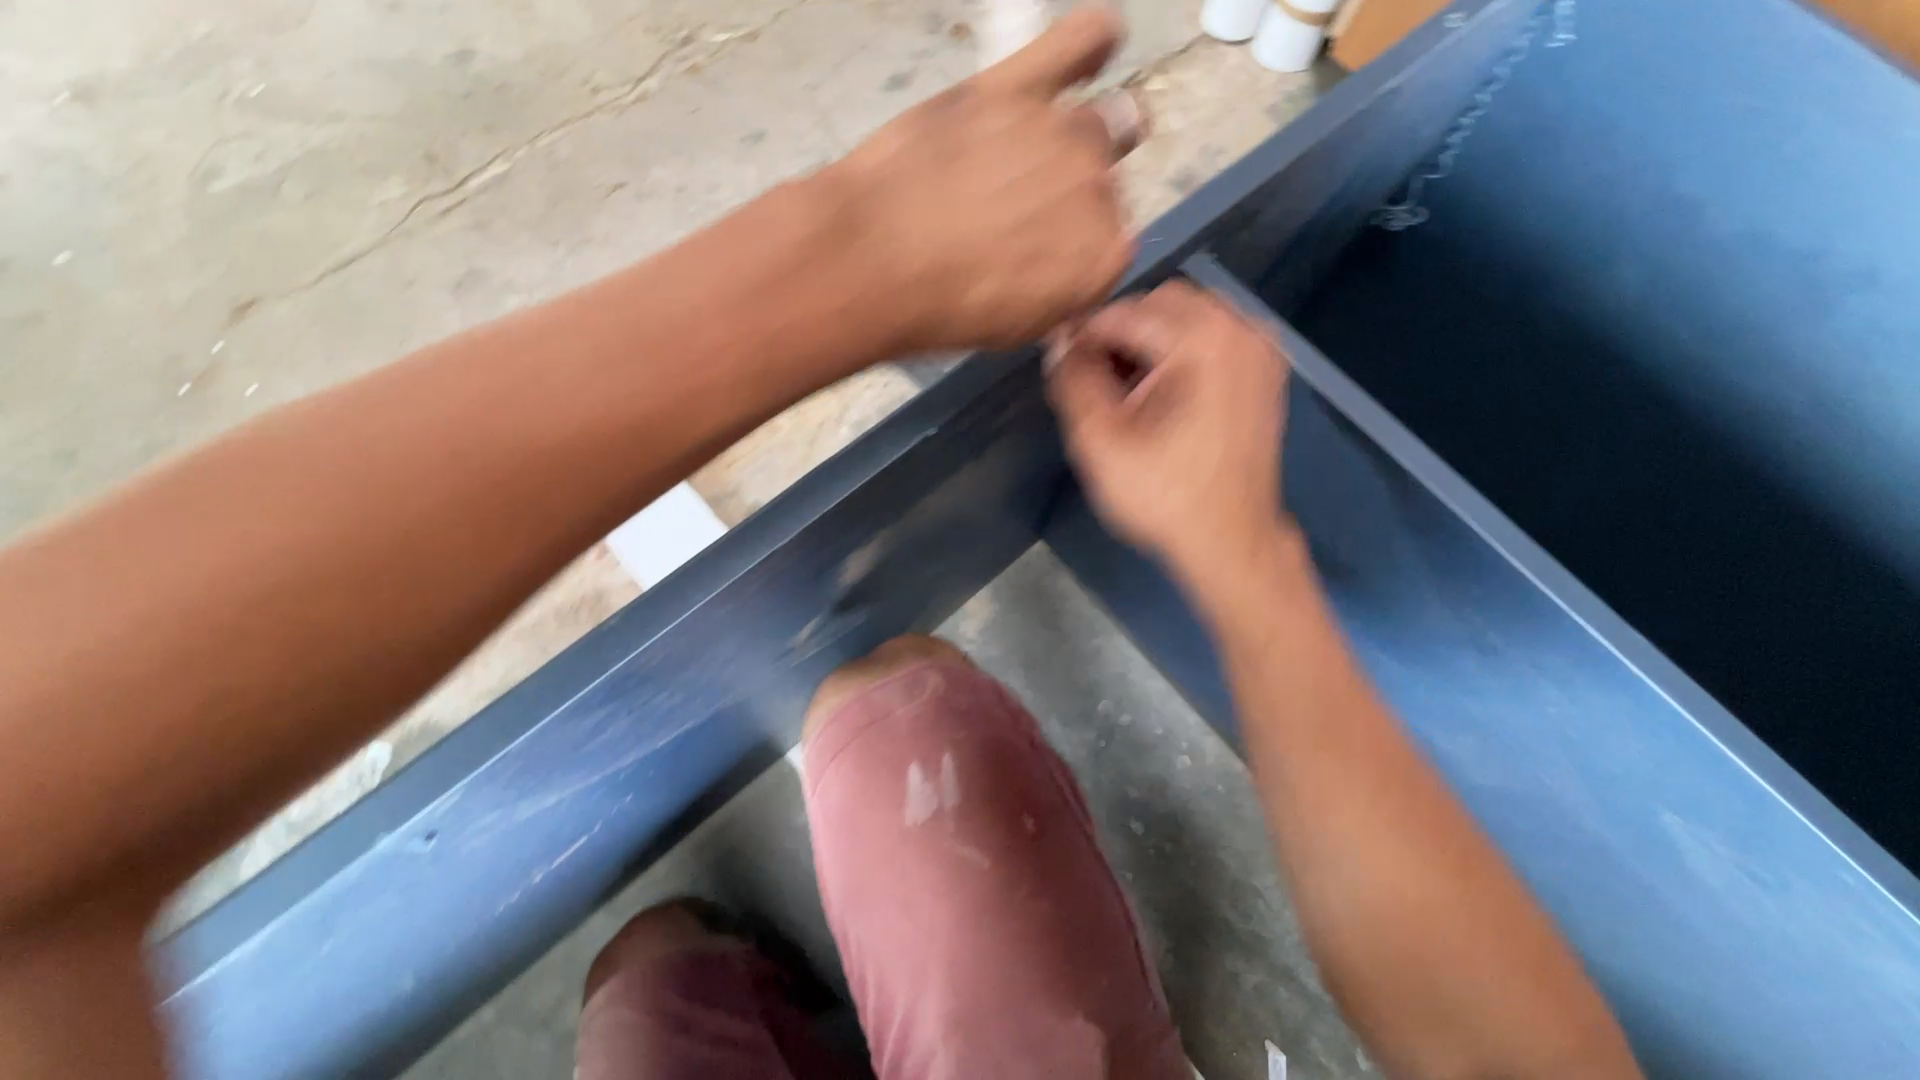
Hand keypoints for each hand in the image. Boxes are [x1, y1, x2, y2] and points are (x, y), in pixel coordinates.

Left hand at [824, 8, 1143, 351]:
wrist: (875, 259)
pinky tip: (1099, 42)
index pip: (1108, 244)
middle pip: (1103, 183)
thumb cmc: (941, 309)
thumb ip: (1058, 293)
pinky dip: (1092, 42)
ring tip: (1023, 158)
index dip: (1073, 250)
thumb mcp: (1015, 326)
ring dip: (1069, 141)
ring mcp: (1064, 133)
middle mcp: (1099, 191)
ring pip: (1095, 124)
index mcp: (1104, 258)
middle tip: (1015, 212)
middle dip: (1070, 198)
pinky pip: (1079, 44)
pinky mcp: (1018, 88)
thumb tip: (1065, 273)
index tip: (1038, 256)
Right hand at [1046, 281, 1290, 579]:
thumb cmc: (1165, 496)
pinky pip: (1212, 336)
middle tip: (1093, 378)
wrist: (1233, 542)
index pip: (1125, 312)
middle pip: (1159, 303)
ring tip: (1124, 388)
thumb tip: (1059, 344)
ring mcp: (1260, 348)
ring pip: (1187, 316)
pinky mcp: (1265, 370)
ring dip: (1149, 340)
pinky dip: (1180, 351)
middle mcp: (1240, 328)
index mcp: (1203, 339)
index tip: (1058, 361)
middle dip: (1120, 333)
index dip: (1083, 335)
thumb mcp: (1100, 442)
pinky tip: (1160, 392)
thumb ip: (1073, 380)